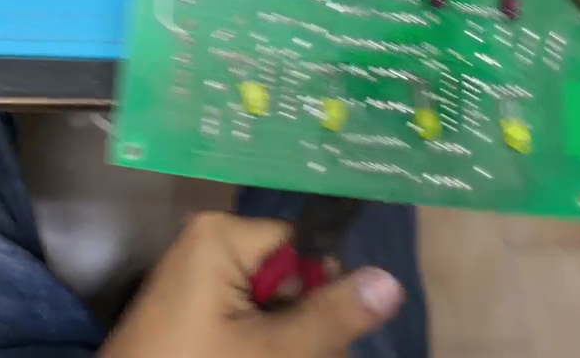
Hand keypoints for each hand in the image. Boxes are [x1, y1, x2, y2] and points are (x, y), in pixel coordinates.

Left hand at [100, 212, 403, 357]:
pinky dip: (254, 341)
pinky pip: (239, 313)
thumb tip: (391, 280)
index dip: (317, 290)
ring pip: (266, 301)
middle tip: (284, 354)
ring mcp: (194, 273)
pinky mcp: (188, 304)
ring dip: (280, 338)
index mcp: (222, 233)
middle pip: (284, 275)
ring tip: (265, 357)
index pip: (299, 245)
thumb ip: (331, 315)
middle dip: (298, 322)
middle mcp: (207, 240)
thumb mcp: (273, 350)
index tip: (317, 335)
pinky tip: (252, 357)